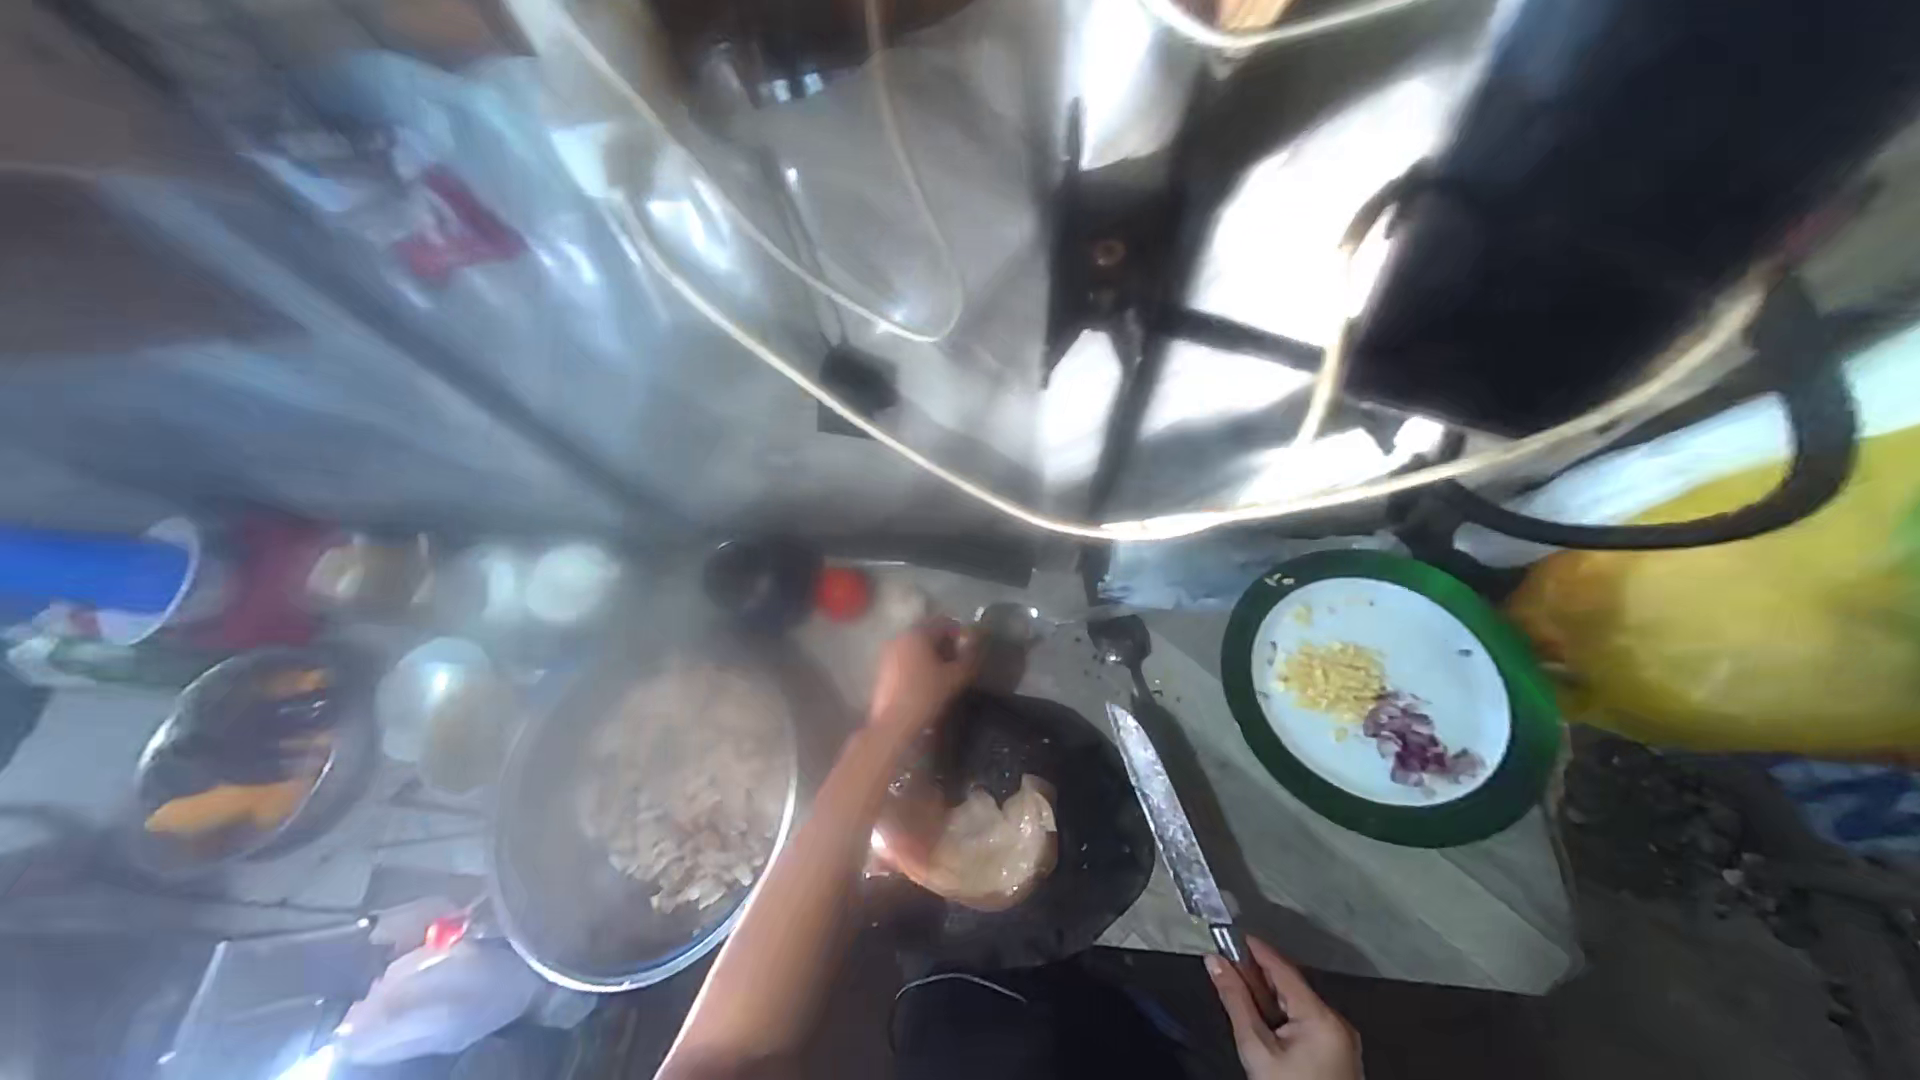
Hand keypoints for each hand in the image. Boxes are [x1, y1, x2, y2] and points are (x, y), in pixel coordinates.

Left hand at [868, 619, 980, 735]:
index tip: (968, 653)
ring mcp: (888, 652)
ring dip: (932, 656)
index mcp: (918, 633)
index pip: (945, 622)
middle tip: (958, 665)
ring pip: (917, 646)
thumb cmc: (926, 696)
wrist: (894, 725)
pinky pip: (906, 658)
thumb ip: (970, 656)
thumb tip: (980, 639)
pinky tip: (926, 684)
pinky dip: (918, 665)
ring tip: (944, 677)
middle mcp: (901, 637)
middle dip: (946, 646)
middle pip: (930, 633)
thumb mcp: (956, 677)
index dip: (961, 635)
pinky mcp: (883, 669)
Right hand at [1208, 938, 1361, 1079]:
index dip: (1254, 948)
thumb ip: (1235, 999)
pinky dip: (1278, 1010)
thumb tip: (1213, 960)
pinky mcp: (1336, 1053)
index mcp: (1321, 1017)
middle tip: (1223, 961)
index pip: (1282, 968)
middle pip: (1290, 984)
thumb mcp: (1255, 1048)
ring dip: (1265, 990)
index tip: (1226, 934)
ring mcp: (1339, 1039)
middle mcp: (1336, 1021)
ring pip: (1295, 1001)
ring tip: (1234, 982)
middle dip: (1256, 971)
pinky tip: (1257, 1010)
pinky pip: (1303, 1018)